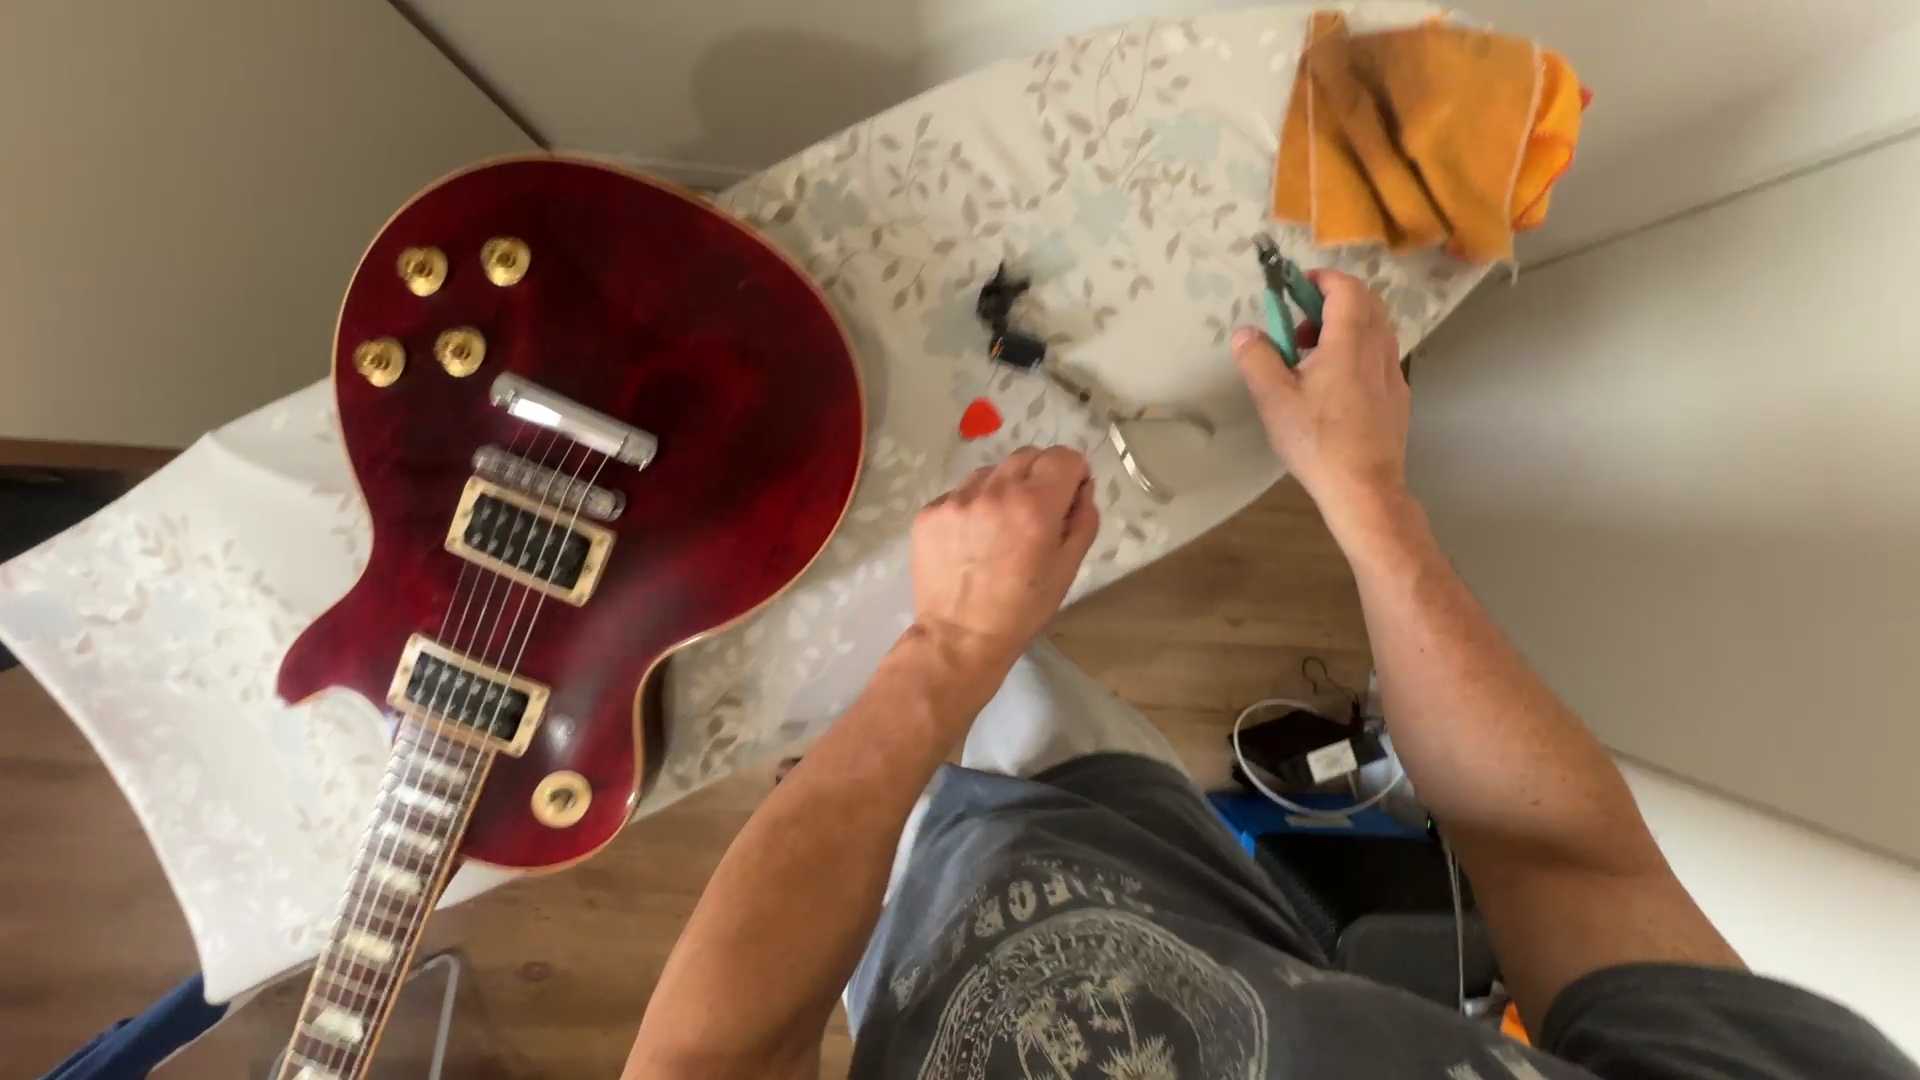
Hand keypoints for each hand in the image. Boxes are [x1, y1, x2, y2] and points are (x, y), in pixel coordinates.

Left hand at [910, 446, 1098, 684]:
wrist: (960, 637)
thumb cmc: (1022, 609)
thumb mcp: (1068, 567)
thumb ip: (1083, 518)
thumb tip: (1081, 486)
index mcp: (1034, 505)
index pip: (1064, 456)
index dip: (1073, 474)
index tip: (1068, 496)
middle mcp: (994, 492)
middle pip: (1028, 456)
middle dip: (1040, 476)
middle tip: (1036, 514)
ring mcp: (956, 499)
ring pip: (992, 472)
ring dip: (1004, 488)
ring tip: (1000, 529)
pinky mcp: (929, 511)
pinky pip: (961, 493)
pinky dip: (973, 506)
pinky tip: (973, 540)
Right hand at [1233, 270, 1409, 529]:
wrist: (1363, 486)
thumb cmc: (1316, 440)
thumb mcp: (1272, 399)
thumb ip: (1257, 358)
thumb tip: (1247, 333)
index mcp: (1349, 341)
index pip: (1345, 287)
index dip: (1319, 279)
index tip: (1293, 289)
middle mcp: (1378, 348)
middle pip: (1365, 302)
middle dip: (1330, 302)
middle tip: (1298, 328)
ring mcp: (1393, 371)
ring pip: (1375, 328)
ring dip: (1343, 328)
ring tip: (1310, 359)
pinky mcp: (1397, 394)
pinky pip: (1378, 355)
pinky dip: (1355, 351)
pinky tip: (1332, 386)